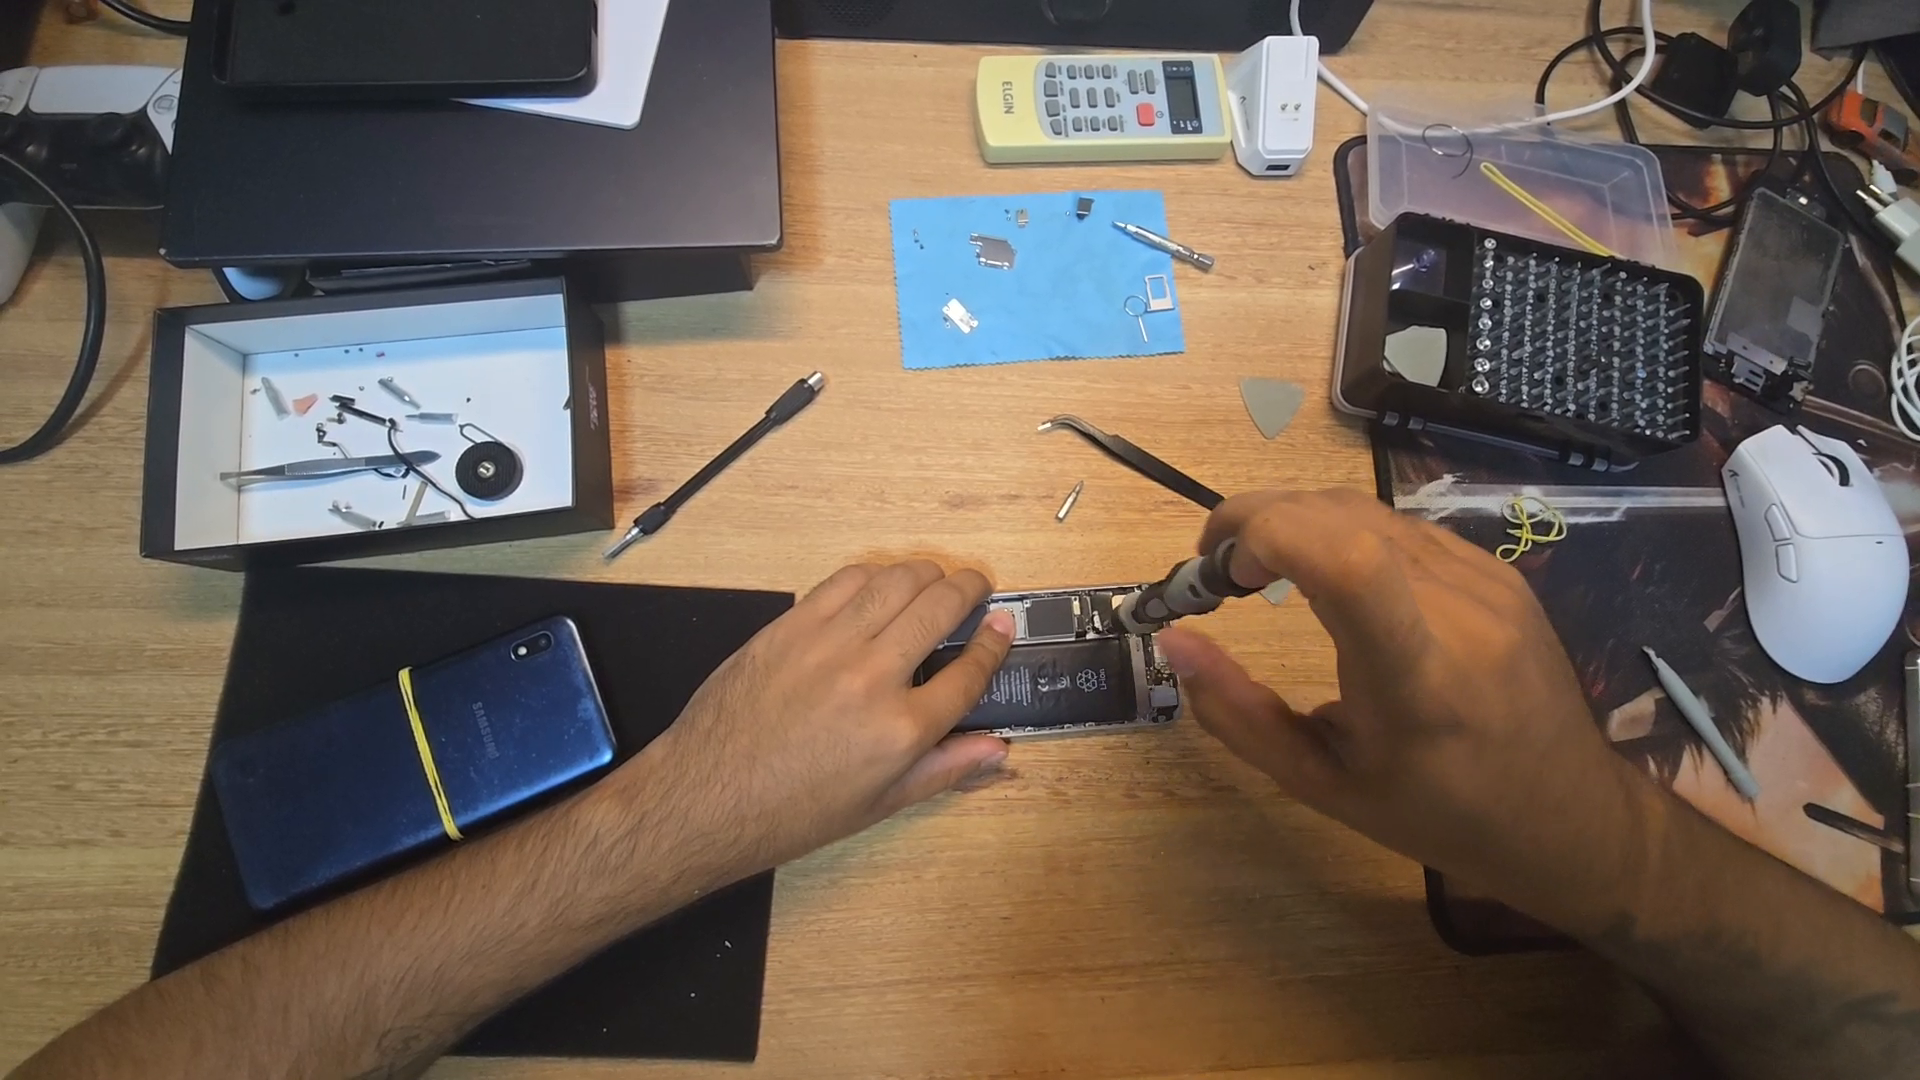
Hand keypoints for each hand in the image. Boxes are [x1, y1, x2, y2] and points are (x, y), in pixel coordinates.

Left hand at [636, 561, 1014, 877]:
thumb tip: (1001, 750)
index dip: (996, 642)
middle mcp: (873, 677)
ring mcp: (830, 644)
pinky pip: (846, 580)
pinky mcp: (793, 624)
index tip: (1004, 624)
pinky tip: (881, 584)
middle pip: (940, 609)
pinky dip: (875, 574)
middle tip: (978, 586)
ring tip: (936, 578)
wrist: (706, 795)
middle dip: (971, 589)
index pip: (970, 671)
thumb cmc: (795, 810)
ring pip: (897, 581)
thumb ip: (946, 770)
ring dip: (927, 572)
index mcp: (901, 730)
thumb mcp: (879, 804)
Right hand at [1155, 490, 1650, 924]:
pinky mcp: (1495, 568)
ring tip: (1259, 570)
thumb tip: (1172, 639)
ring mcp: (1484, 580)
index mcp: (1416, 681)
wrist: (1574, 817)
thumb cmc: (1435, 813)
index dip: (1266, 536)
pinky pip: (1392, 523)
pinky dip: (1332, 531)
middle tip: (1219, 568)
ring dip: (1289, 520)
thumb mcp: (1317, 782)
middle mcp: (1458, 612)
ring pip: (1359, 506)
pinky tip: (1322, 575)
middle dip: (1254, 518)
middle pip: (1338, 515)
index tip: (1223, 573)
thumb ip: (1235, 712)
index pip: (1347, 563)